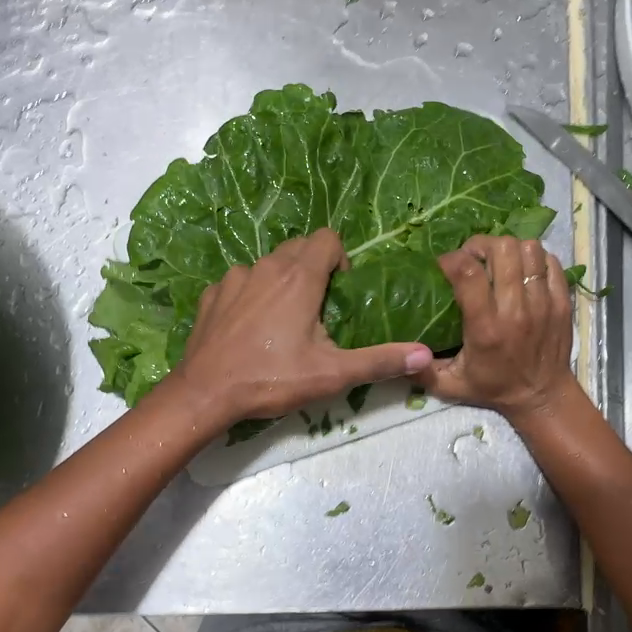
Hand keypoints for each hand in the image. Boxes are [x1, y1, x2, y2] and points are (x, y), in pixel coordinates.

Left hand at [170, 229, 433, 422]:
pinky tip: (250, 329)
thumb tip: (426, 356)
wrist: (205, 393)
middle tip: (319, 310)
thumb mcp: (332, 374)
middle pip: (298, 247)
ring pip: (267, 265)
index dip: (341, 259)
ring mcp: (234, 279)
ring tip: (284, 322)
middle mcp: (266, 267)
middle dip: (314, 269)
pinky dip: (250, 297)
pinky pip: (239, 284)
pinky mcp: (211, 295)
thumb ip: (380, 361)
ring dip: (281, 283)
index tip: (340, 292)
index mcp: (299, 278)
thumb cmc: (272, 379)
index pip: (328, 238)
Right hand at [412, 235, 578, 420]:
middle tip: (473, 256)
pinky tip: (522, 269)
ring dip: (510, 248)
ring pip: (529, 250)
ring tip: (498, 260)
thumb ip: (422, 370)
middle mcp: (516, 311)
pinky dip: (535, 258)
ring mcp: (543, 304)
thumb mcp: (450, 385)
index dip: (453, 258)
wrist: (542, 397)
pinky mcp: (562, 302)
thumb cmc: (493, 388)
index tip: (446, 264)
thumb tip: (398, 350)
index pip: (469, 273)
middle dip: (482, 245)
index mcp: (486, 328)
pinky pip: (551, 262)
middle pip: (502, 250)